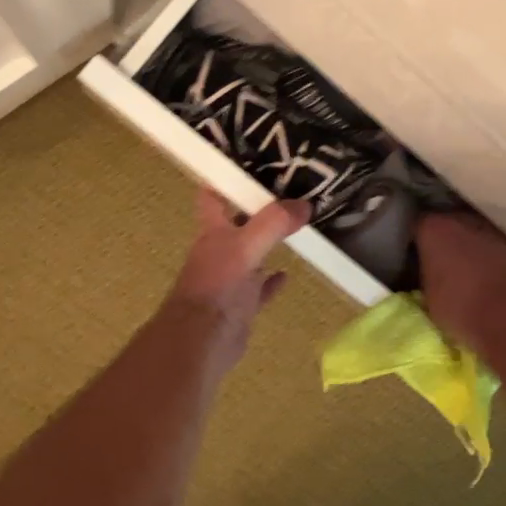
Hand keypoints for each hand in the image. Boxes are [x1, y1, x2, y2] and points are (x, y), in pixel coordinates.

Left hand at [163, 189, 310, 362]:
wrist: (202, 340)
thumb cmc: (218, 285)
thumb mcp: (246, 246)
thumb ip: (273, 223)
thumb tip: (303, 204)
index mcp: (213, 231)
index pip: (213, 196)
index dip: (225, 180)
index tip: (250, 165)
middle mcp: (218, 251)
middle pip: (237, 224)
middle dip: (257, 211)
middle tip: (288, 196)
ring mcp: (229, 279)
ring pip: (250, 255)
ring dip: (267, 244)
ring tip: (294, 230)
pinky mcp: (240, 305)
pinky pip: (259, 288)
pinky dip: (272, 281)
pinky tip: (286, 275)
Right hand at [417, 213, 505, 352]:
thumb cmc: (459, 306)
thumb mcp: (427, 294)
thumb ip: (424, 275)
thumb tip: (426, 274)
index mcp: (433, 228)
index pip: (416, 223)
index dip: (414, 238)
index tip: (411, 253)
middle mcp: (462, 219)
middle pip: (447, 222)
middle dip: (443, 238)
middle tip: (437, 260)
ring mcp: (492, 231)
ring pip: (474, 233)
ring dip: (469, 246)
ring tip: (464, 269)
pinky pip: (495, 248)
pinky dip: (490, 257)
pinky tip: (488, 276)